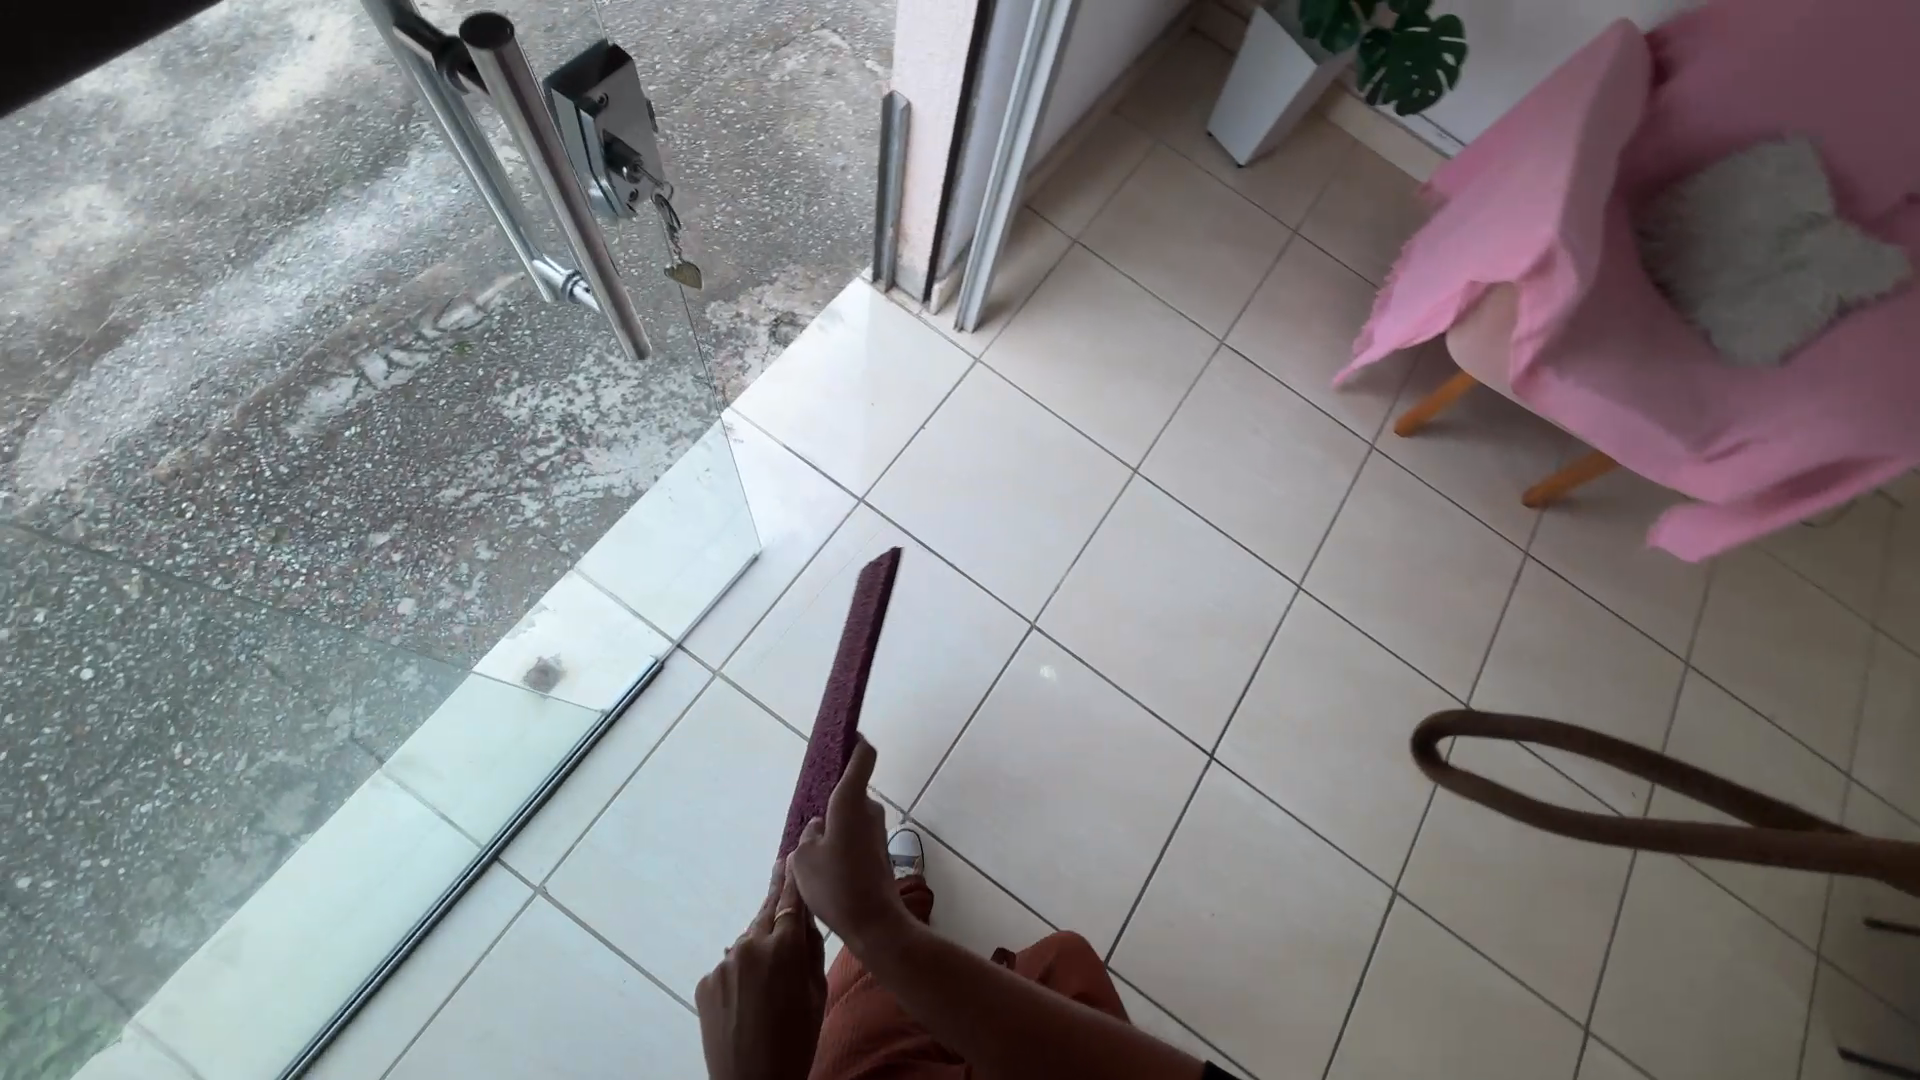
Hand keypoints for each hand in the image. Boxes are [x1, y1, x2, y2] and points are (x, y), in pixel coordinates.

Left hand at [695, 858, 825, 1079]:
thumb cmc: (797, 1039)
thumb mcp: (816, 990)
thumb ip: (811, 947)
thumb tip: (803, 917)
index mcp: (785, 946)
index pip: (791, 898)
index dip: (792, 875)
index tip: (792, 852)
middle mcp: (751, 945)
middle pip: (767, 913)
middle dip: (776, 902)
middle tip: (782, 875)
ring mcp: (724, 963)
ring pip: (748, 943)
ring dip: (759, 949)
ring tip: (769, 983)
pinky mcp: (705, 981)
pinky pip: (729, 966)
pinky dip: (740, 974)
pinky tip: (748, 1000)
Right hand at [790, 739, 910, 951]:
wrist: (874, 923)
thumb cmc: (836, 885)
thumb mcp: (803, 861)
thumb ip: (807, 837)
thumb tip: (818, 828)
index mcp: (850, 800)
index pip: (863, 756)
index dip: (856, 742)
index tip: (845, 735)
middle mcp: (868, 809)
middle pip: (849, 792)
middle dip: (831, 801)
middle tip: (808, 818)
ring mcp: (876, 831)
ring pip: (850, 817)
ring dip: (834, 827)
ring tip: (811, 853)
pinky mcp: (878, 851)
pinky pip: (855, 836)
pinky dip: (841, 844)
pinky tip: (825, 868)